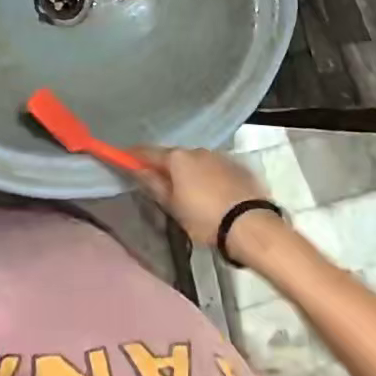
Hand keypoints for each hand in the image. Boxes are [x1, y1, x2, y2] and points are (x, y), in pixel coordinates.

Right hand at [128, 146, 270, 244]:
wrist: (250, 224)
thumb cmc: (205, 218)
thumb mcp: (173, 207)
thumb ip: (154, 185)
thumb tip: (137, 169)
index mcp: (177, 158)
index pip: (148, 152)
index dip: (135, 156)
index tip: (124, 159)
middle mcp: (197, 150)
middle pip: (174, 157)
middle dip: (166, 168)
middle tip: (161, 187)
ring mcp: (218, 156)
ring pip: (196, 162)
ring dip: (189, 173)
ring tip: (190, 196)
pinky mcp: (236, 166)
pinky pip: (214, 168)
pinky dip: (208, 177)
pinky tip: (212, 195)